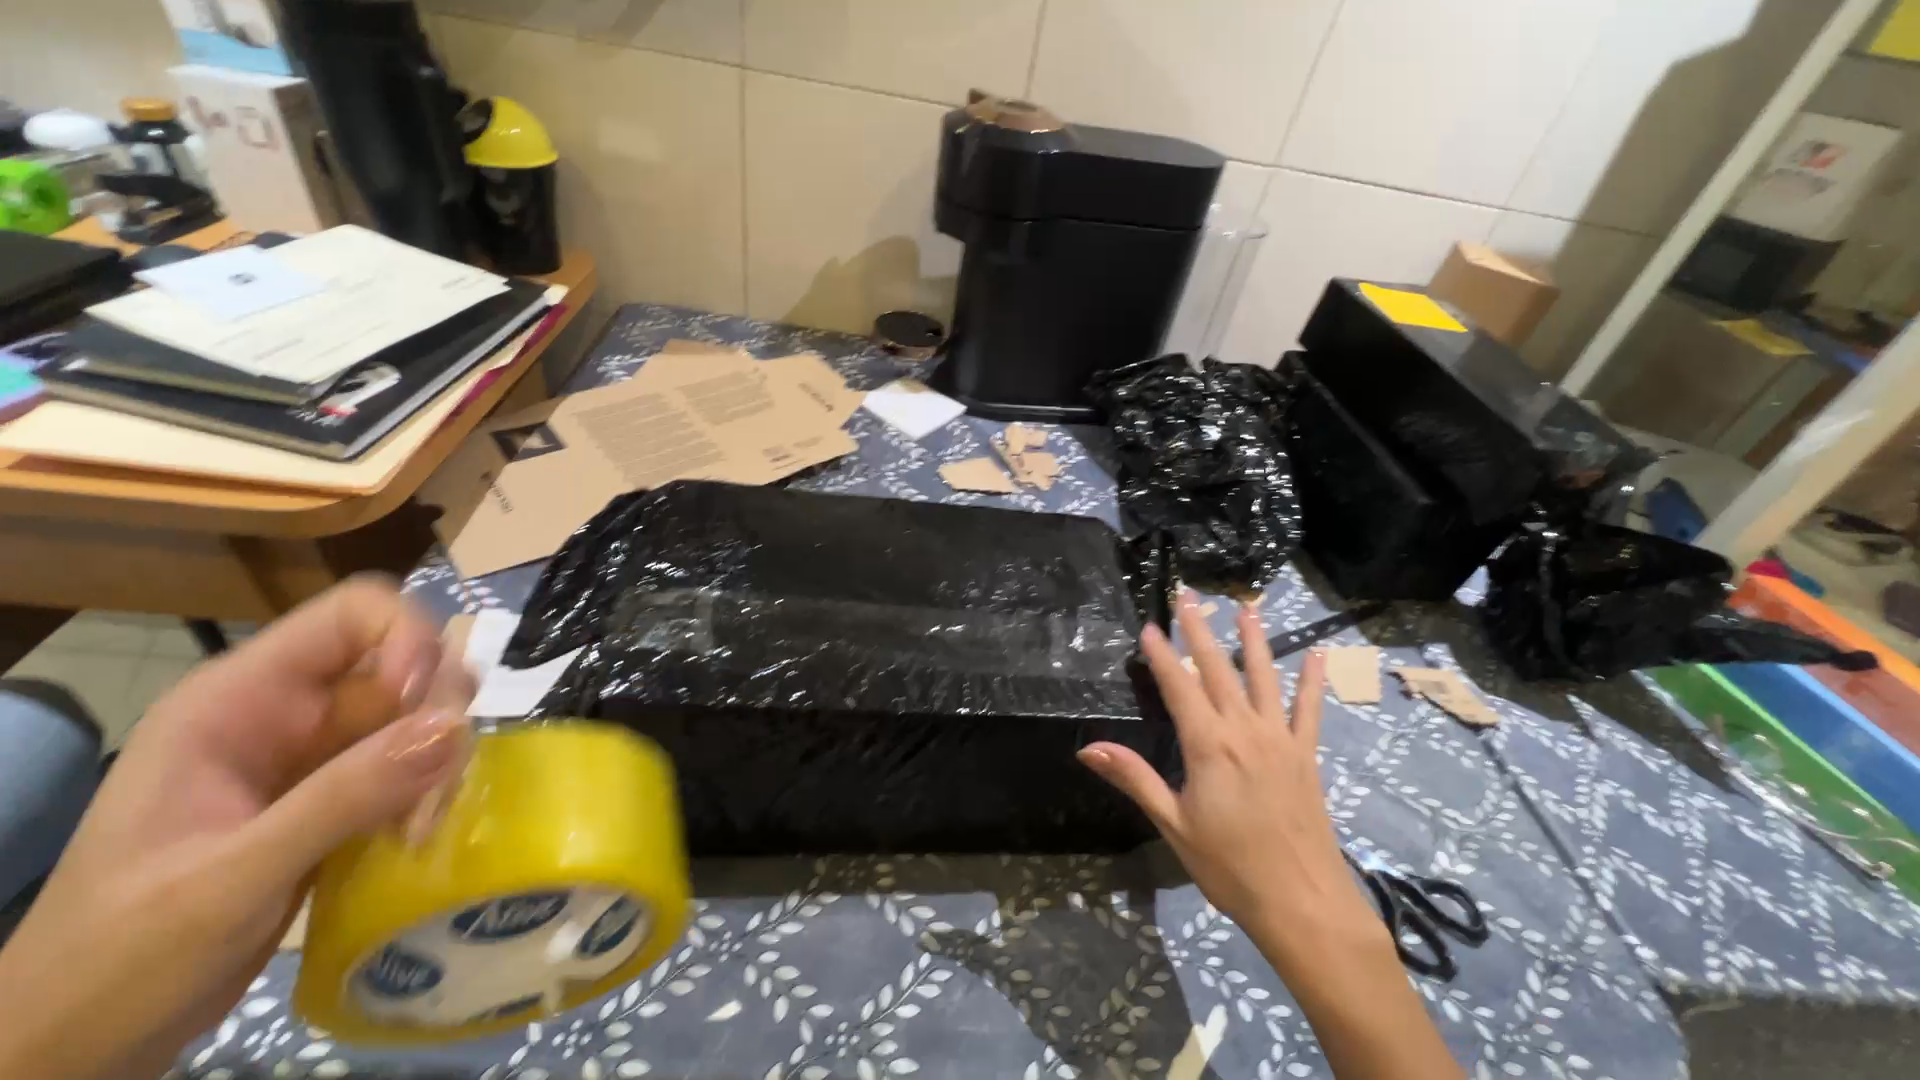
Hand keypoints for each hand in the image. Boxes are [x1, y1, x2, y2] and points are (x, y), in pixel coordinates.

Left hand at [0, 578, 474, 1079]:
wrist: (80, 1042)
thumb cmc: (122, 955)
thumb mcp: (231, 877)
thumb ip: (342, 797)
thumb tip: (454, 725)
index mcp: (237, 701)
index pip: (351, 616)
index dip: (406, 639)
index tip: (426, 707)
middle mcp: (284, 713)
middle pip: (402, 662)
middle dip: (434, 714)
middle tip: (434, 789)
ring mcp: (315, 756)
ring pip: (417, 716)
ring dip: (438, 762)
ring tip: (419, 829)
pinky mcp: (338, 798)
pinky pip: (411, 766)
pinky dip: (429, 793)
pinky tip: (414, 840)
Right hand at [1078, 591, 1384, 968]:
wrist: (1302, 901)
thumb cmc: (1229, 866)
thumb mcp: (1173, 825)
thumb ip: (1135, 778)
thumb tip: (1089, 747)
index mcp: (1209, 746)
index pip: (1179, 688)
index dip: (1162, 656)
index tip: (1149, 625)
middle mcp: (1246, 731)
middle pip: (1219, 671)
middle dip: (1200, 632)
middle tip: (1188, 596)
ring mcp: (1281, 740)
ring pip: (1265, 678)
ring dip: (1255, 641)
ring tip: (1247, 608)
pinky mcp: (1306, 756)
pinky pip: (1309, 711)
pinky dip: (1313, 682)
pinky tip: (1319, 657)